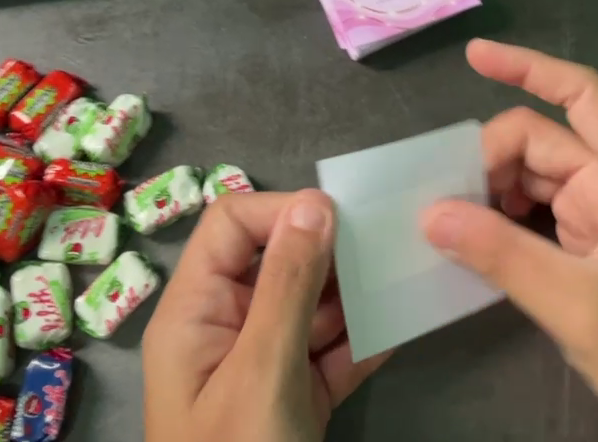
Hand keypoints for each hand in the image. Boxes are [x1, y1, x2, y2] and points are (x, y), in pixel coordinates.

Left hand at [143, 189, 390, 441]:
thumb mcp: (261, 373)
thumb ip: (288, 285)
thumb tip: (316, 202)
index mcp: (195, 309)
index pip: (233, 225)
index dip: (283, 211)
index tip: (340, 220)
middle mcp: (226, 325)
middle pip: (276, 259)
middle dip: (330, 251)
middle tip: (384, 245)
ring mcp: (261, 361)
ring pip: (310, 303)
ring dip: (355, 293)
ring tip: (402, 275)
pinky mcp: (294, 395)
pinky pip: (330, 349)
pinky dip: (363, 339)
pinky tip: (400, 325)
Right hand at [421, 40, 597, 441]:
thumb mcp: (579, 306)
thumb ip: (502, 254)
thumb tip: (430, 213)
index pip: (582, 96)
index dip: (530, 67)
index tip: (474, 57)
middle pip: (544, 140)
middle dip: (493, 157)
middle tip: (447, 196)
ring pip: (534, 177)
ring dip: (492, 189)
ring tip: (452, 218)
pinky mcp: (588, 252)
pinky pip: (534, 214)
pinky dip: (502, 219)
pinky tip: (473, 238)